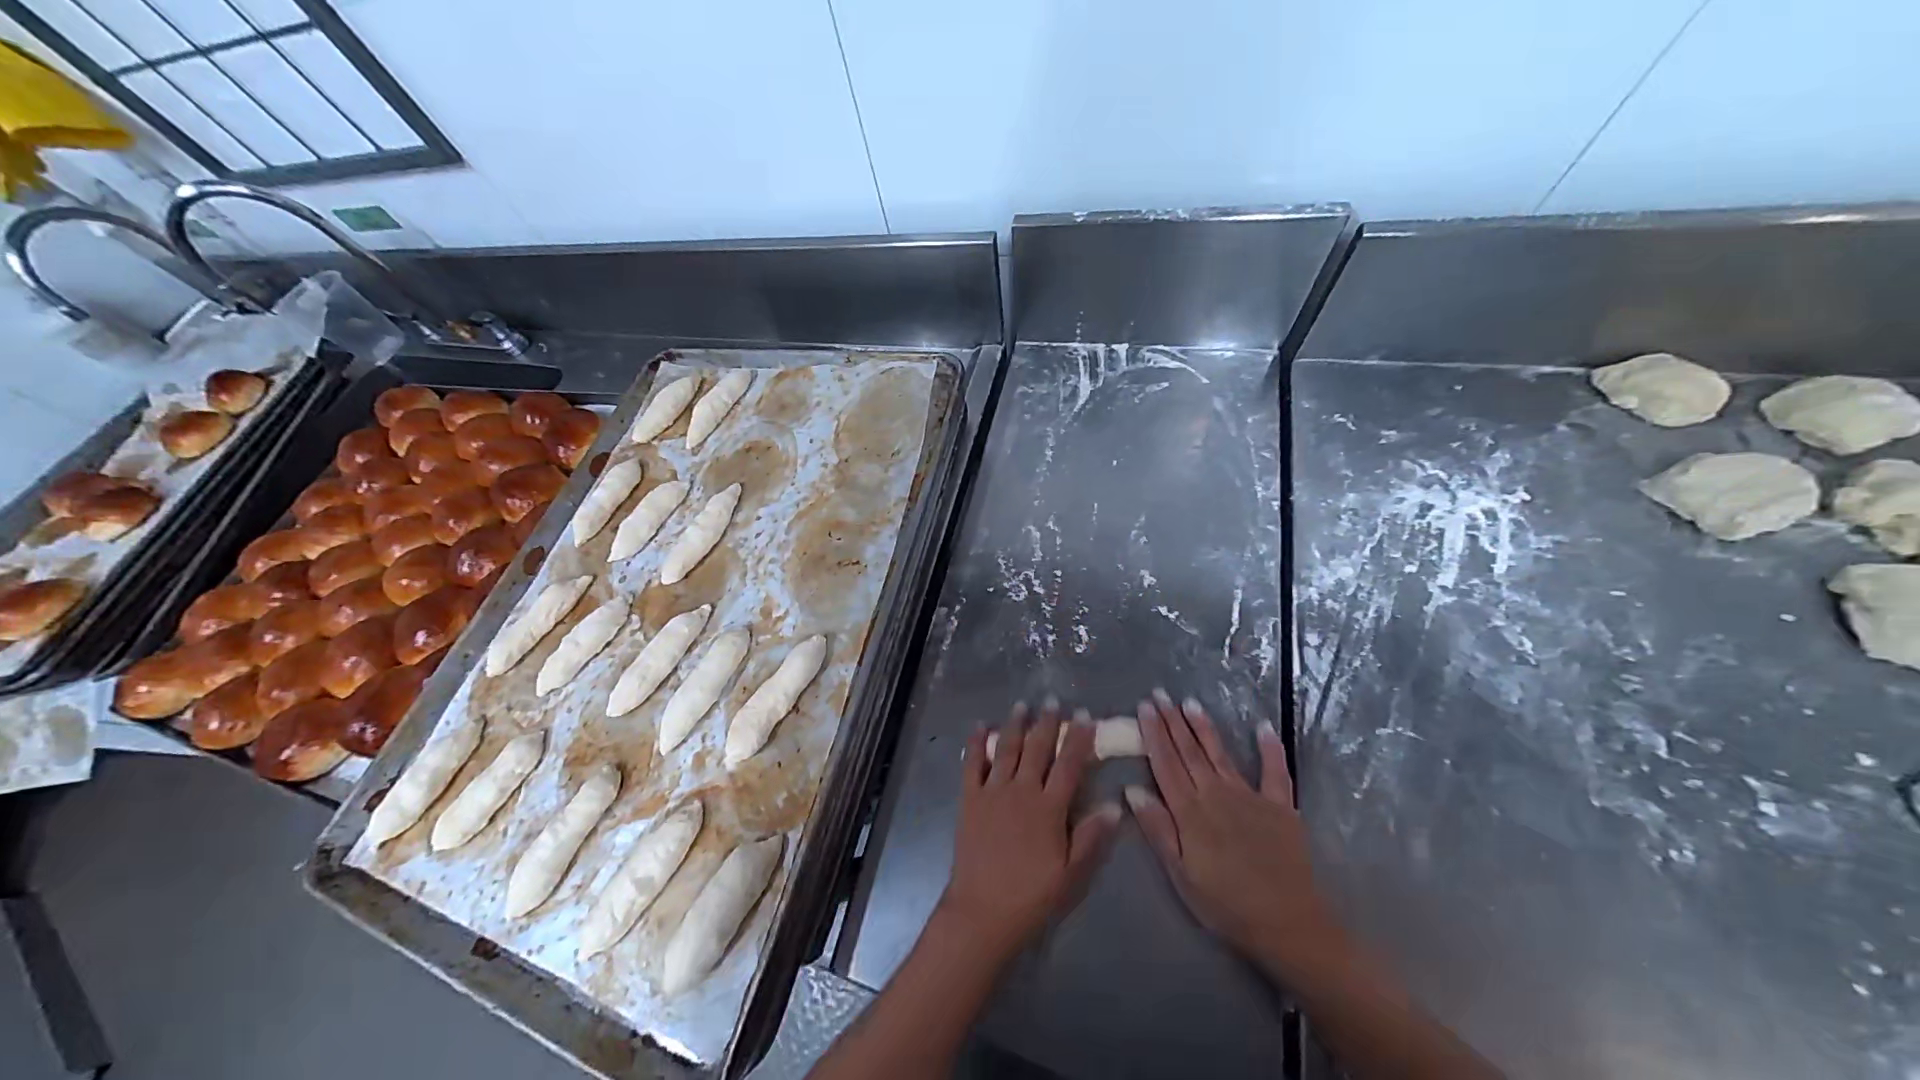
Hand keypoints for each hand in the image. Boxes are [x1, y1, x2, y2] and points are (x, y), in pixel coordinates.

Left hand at [938, 701, 1120, 956]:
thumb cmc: (1033, 895)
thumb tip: (1115, 805)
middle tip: (1053, 700)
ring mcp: (993, 792)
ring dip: (1015, 725)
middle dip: (1047, 722)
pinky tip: (980, 727)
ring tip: (1022, 705)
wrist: (983, 910)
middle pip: (1037, 749)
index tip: (1085, 715)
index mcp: (1050, 808)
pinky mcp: (970, 799)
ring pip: (1007, 749)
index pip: (1069, 765)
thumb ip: (1092, 836)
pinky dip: (977, 744)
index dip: (1079, 738)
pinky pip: (973, 764)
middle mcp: (1022, 791)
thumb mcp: (1072, 873)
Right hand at [1126, 690, 1344, 978]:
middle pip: (1189, 752)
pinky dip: (1270, 748)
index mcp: (1190, 811)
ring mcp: (1250, 797)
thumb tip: (1132, 789)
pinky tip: (1263, 727)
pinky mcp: (1280, 807)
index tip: (1144, 707)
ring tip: (1190, 703)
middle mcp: (1216, 794)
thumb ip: (1158, 829)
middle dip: (1172, 721)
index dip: (1154, 733)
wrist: (1288, 922)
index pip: (1166, 763)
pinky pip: (1275, 771)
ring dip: (1204, 727)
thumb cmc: (1225, 904)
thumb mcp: (1181, 873)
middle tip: (1160, 694)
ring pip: (1221, 754)